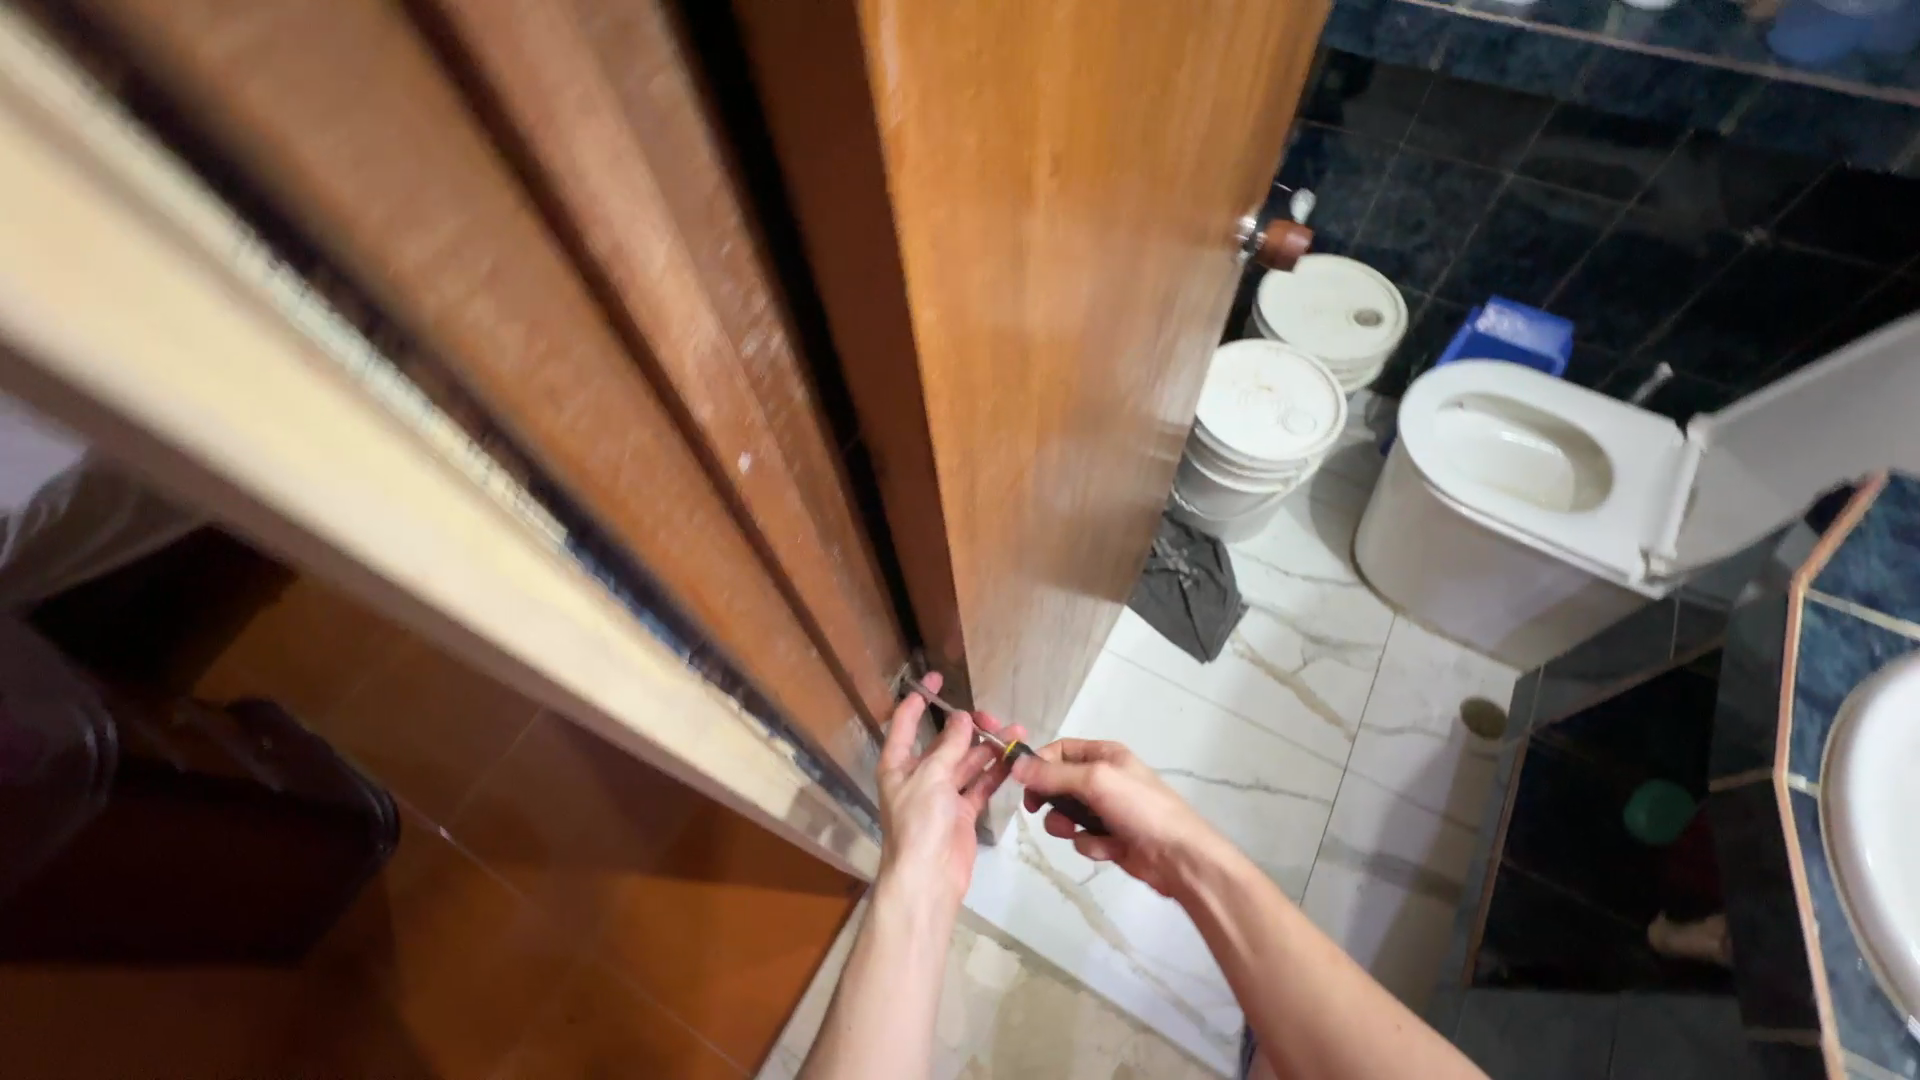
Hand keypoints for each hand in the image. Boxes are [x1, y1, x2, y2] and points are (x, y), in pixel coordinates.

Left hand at [875, 672, 1025, 914]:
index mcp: (898, 764)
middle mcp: (919, 775)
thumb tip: (964, 718)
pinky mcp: (962, 812)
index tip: (937, 677)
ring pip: (968, 762)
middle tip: (993, 719)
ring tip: (1016, 734)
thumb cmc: (918, 823)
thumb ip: (949, 746)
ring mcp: (942, 794)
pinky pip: (980, 784)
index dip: (918, 700)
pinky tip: (1014, 758)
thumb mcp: (930, 777)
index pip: (906, 723)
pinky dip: (995, 772)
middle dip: (969, 727)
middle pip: (945, 742)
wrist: (927, 878)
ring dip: (989, 748)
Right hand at [1012, 738, 1234, 898]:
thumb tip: (1015, 765)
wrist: (1179, 857)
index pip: (1060, 750)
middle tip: (1036, 810)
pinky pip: (1084, 839)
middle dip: (1050, 799)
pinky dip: (1091, 845)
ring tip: (1077, 834)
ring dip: (1067, 826)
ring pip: (1067, 815)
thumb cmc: (1139, 808)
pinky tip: (1109, 849)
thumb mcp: (1095, 780)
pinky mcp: (1110, 839)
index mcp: (1104, 755)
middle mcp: (1104, 778)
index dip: (1039, 763)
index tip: (1021, 782)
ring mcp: (1108, 811)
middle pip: (1059, 783)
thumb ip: (1054, 774)